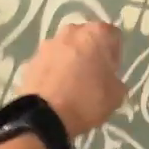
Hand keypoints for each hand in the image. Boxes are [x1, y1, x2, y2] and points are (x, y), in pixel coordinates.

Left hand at [17, 22, 127, 136]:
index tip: (111, 73)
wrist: (44, 118)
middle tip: (92, 77)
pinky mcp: (32, 59)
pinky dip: (53, 71)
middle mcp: (73, 30)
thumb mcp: (116, 96)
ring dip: (70, 61)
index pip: (113, 37)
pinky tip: (55, 92)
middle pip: (87, 38)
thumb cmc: (87, 100)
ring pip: (66, 49)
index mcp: (98, 33)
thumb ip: (116, 82)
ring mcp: (49, 43)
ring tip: (70, 86)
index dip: (114, 55)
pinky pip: (49, 62)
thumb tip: (110, 82)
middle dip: (91, 54)